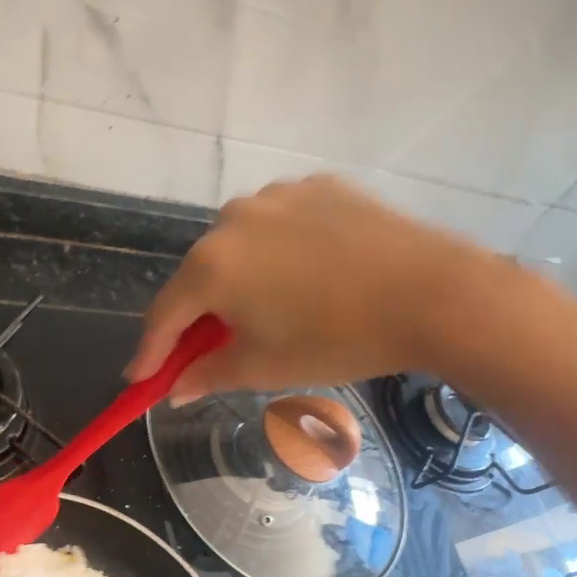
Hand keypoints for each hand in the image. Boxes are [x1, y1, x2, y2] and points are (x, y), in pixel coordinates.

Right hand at [125, 175, 521, 400]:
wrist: (436, 293)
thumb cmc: (337, 339)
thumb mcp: (262, 367)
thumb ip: (205, 375)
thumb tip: (173, 389)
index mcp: (210, 266)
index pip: (163, 316)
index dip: (150, 353)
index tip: (140, 379)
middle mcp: (232, 220)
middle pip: (197, 278)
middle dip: (196, 317)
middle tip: (204, 351)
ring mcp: (278, 195)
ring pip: (237, 248)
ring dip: (236, 281)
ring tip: (262, 312)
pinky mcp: (320, 187)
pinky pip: (278, 226)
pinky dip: (276, 254)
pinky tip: (302, 278)